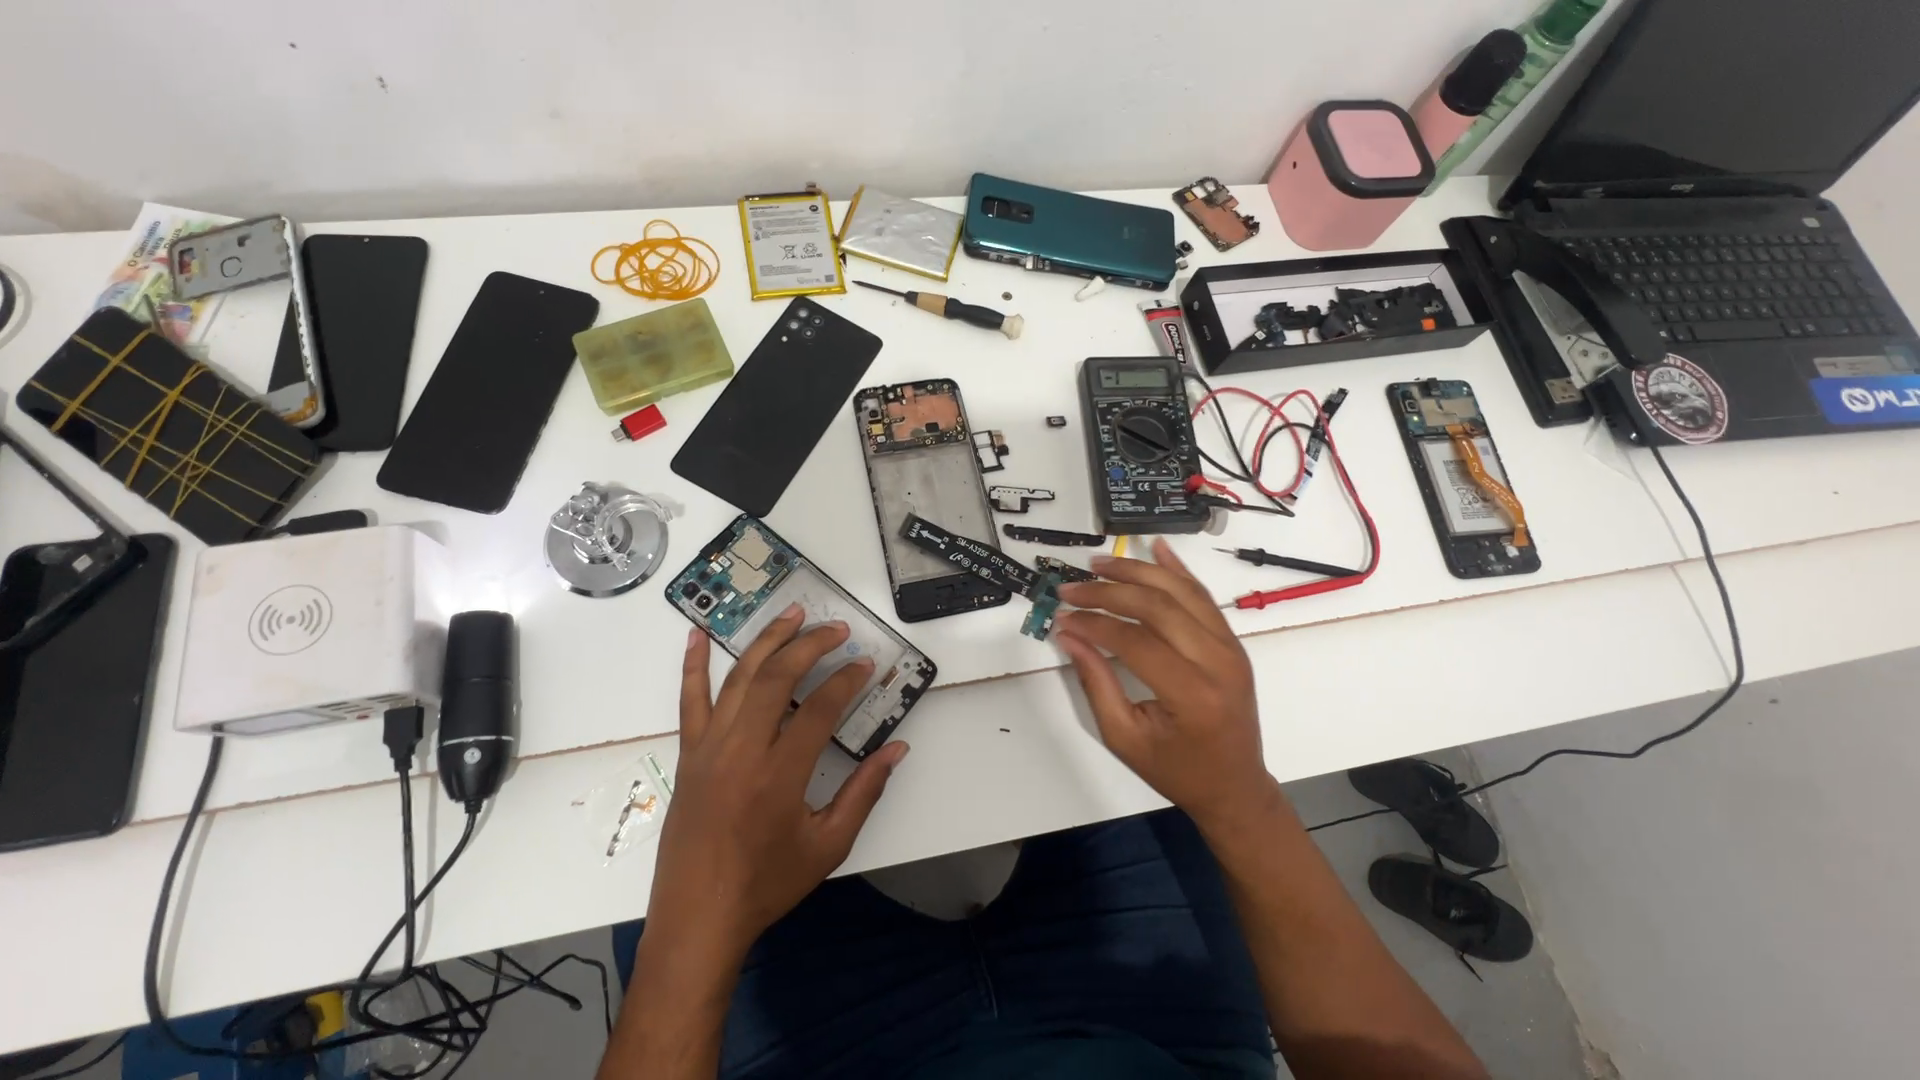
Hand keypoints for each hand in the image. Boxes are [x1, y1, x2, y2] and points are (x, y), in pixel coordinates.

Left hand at [649, 607, 910, 957]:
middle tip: (837, 629)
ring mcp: (709, 748)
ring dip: (767, 641)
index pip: (820, 708)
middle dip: (810, 646)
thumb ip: (865, 792)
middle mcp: (742, 750)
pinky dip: (693, 664)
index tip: (866, 665)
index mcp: (780, 774)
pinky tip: (698, 634)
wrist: (699, 917)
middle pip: (778, 678)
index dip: (847, 680)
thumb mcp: (829, 845)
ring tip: (793, 614)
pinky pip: (688, 700)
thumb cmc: (767, 884)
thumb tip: (898, 749)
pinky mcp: (688, 754)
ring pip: (739, 678)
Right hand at [1053, 538, 1275, 830]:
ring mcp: (1231, 649)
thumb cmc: (1177, 770)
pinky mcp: (1233, 643)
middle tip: (1071, 587)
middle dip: (1109, 591)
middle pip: (1158, 607)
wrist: (1234, 786)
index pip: (1134, 641)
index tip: (1061, 617)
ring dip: (1139, 572)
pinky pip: (1204, 597)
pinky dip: (1179, 571)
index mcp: (1190, 694)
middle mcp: (1217, 662)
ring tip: (1100, 563)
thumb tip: (1067, 634)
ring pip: (1182, 593)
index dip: (1093, 624)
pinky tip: (1157, 547)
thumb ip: (1096, 682)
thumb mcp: (1125, 737)